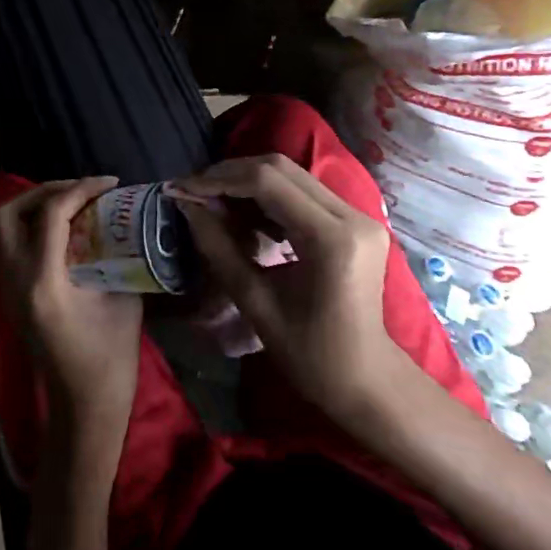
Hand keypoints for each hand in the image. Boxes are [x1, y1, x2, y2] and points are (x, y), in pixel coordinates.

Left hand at [0, 177, 142, 430]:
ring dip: (30, 205)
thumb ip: (114, 253)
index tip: (109, 182)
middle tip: (79, 189)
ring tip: (68, 201)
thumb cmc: (110, 358)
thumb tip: (121, 221)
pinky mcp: (7, 294)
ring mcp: (5, 287)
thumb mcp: (122, 299)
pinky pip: (7, 244)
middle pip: (8, 213)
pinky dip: (28, 225)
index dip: (80, 188)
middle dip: (43, 191)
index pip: (50, 214)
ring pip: (0, 227)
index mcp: (43, 282)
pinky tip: (60, 227)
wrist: (84, 406)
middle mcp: (13, 279)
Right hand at [176, 154, 409, 416]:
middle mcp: (352, 216)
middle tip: (193, 190)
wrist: (368, 381)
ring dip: (246, 181)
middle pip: (280, 168)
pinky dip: (267, 195)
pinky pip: (302, 191)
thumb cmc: (311, 354)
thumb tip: (186, 205)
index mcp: (331, 240)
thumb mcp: (255, 302)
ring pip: (290, 174)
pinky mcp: (356, 221)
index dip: (218, 179)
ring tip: (211, 200)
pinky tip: (242, 213)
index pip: (267, 182)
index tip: (182, 189)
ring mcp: (358, 215)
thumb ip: (219, 247)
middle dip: (229, 174)